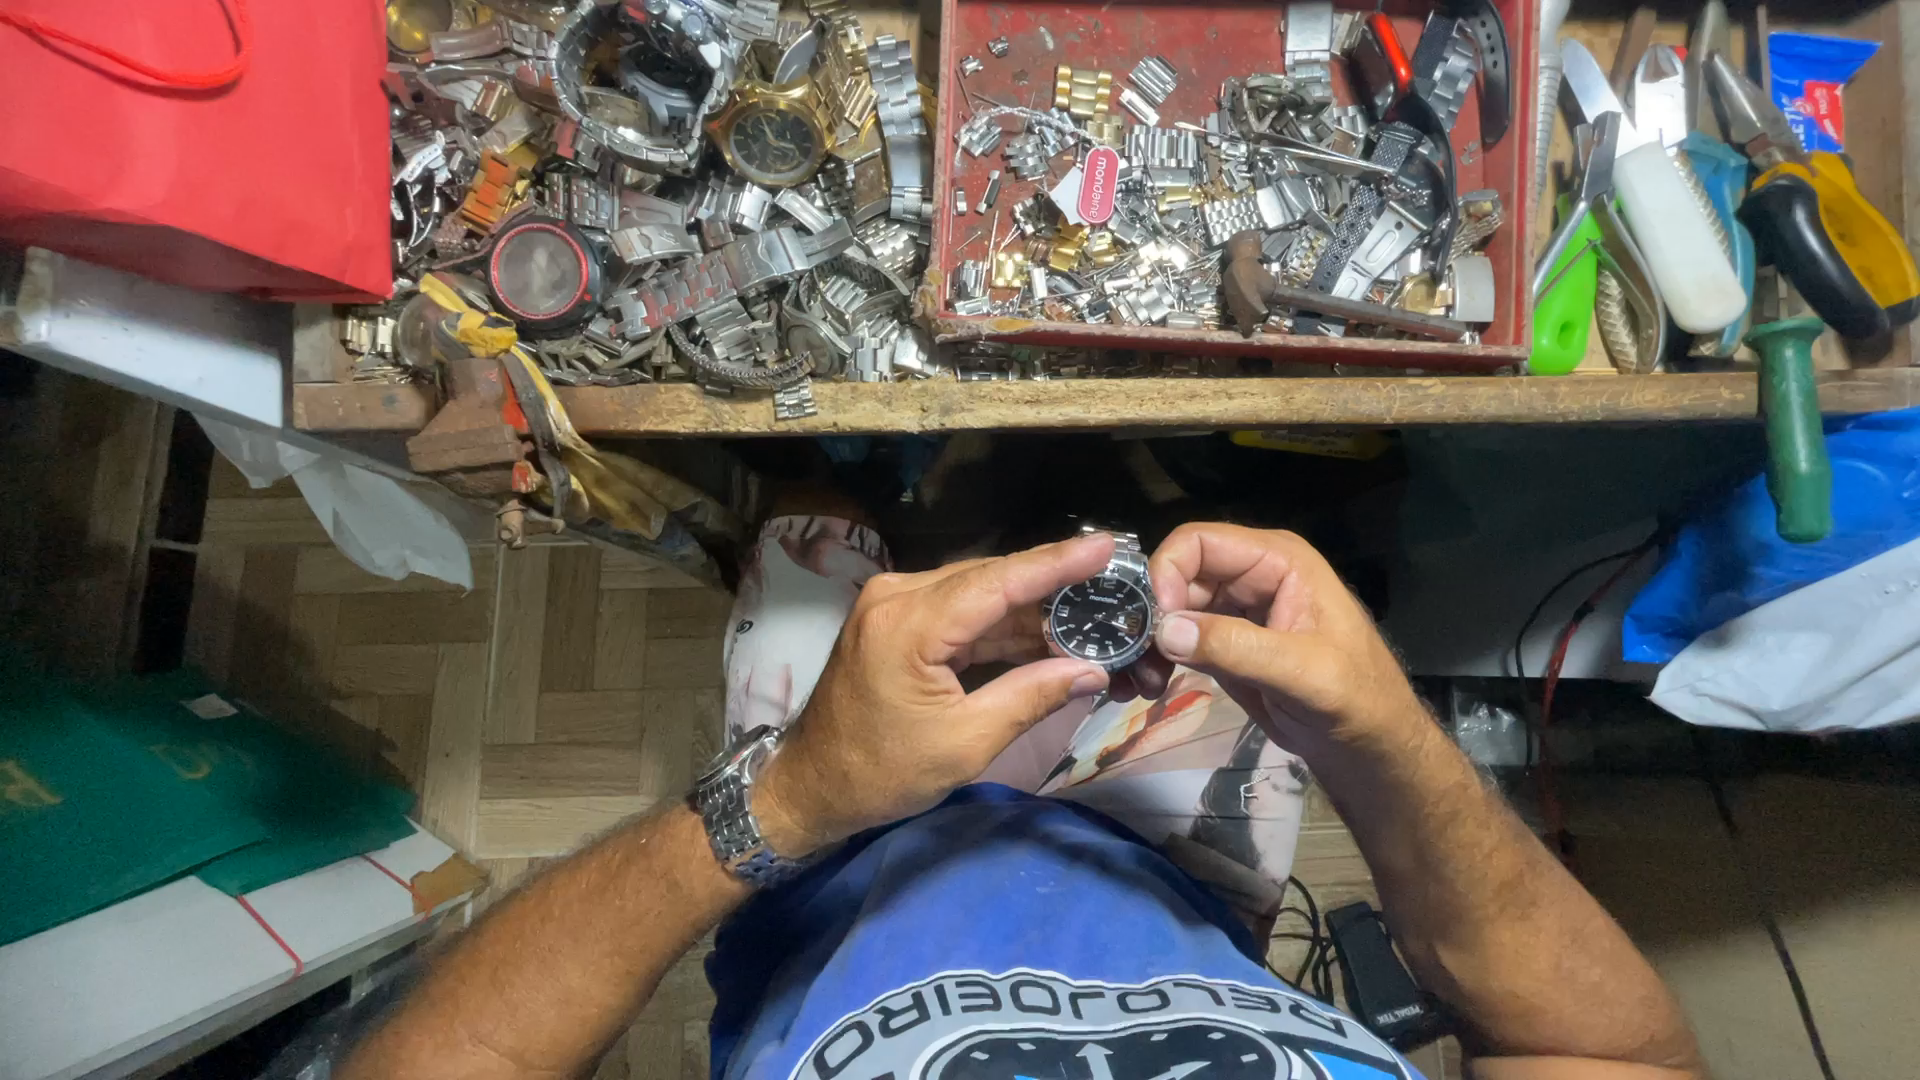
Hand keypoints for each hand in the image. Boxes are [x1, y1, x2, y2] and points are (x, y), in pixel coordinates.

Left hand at [753, 534, 1115, 855]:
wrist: (812, 784)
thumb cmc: (881, 773)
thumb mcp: (965, 743)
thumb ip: (1031, 696)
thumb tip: (1092, 671)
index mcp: (907, 624)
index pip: (996, 582)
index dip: (1055, 563)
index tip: (1105, 547)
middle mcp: (897, 595)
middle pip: (989, 580)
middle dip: (1051, 587)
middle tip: (1112, 589)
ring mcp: (893, 602)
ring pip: (978, 593)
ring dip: (1029, 609)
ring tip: (1091, 616)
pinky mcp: (896, 618)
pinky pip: (959, 611)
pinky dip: (1000, 625)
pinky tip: (1044, 633)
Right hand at [1146, 523, 1430, 764]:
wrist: (1369, 750)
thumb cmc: (1356, 701)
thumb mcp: (1303, 673)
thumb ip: (1236, 647)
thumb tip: (1164, 630)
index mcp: (1276, 560)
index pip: (1200, 542)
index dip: (1168, 572)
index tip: (1157, 621)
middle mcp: (1250, 574)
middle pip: (1177, 573)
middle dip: (1153, 612)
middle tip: (1140, 659)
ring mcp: (1234, 608)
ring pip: (1170, 605)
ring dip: (1151, 639)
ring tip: (1145, 679)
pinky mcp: (1221, 641)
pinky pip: (1176, 635)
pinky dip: (1159, 656)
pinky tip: (1153, 684)